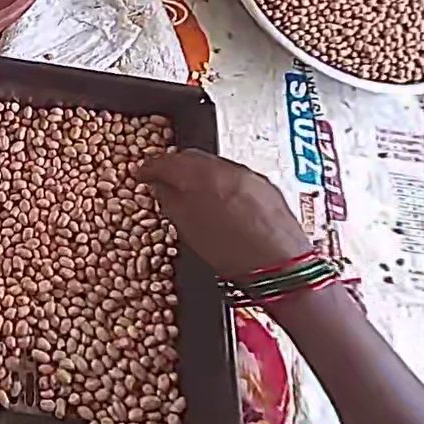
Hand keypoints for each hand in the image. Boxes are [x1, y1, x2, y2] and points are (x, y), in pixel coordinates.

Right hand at [134, 150, 311, 277]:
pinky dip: (218, 180)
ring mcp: (248, 174)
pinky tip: (216, 198)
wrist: (283, 267)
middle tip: (161, 177)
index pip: (165, 161)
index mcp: (200, 177)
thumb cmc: (232, 252)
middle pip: (190, 156)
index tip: (140, 173)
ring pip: (213, 163)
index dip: (148, 167)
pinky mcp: (265, 184)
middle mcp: (225, 168)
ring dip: (197, 172)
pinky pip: (233, 173)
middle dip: (173, 164)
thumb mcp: (187, 228)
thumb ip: (169, 199)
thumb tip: (160, 186)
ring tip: (188, 190)